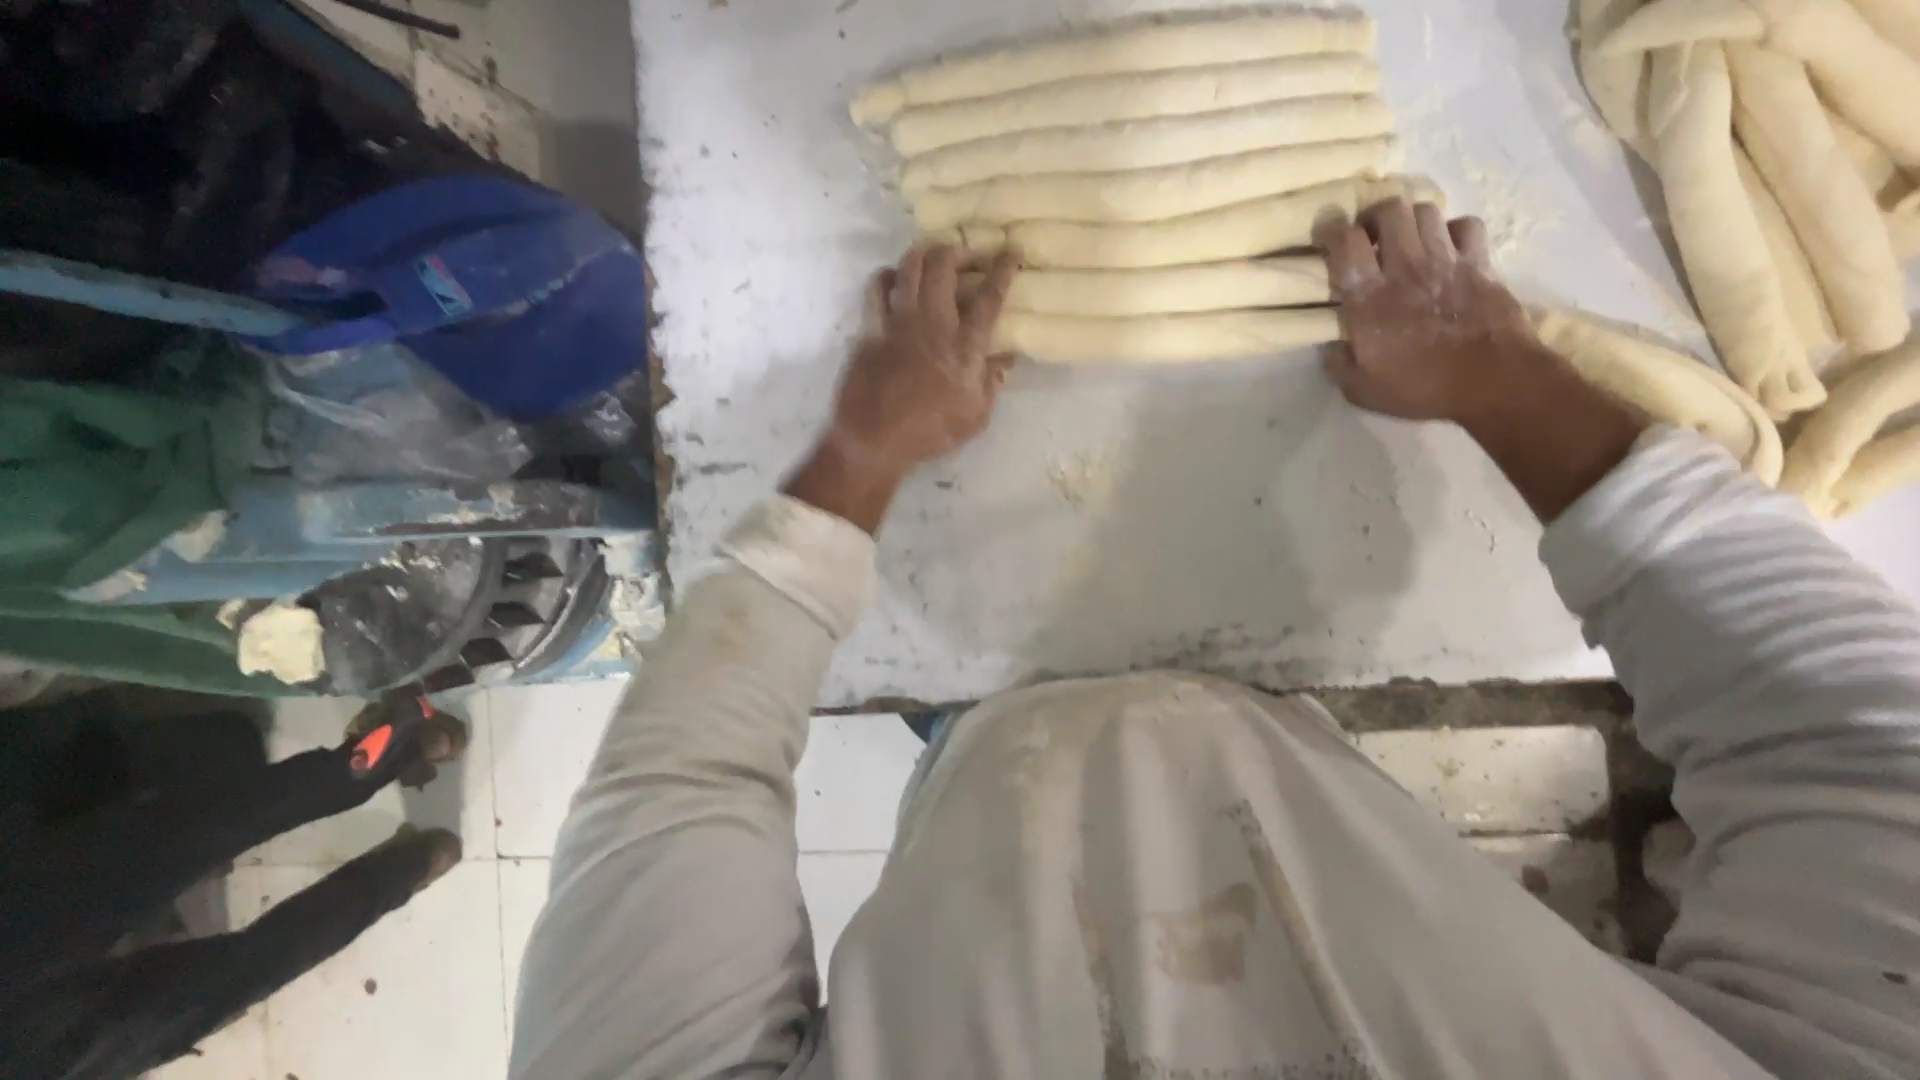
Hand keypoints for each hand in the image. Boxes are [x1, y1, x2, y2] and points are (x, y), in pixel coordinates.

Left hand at [828, 245, 1018, 470]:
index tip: (1011, 252)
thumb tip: (1004, 360)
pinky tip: (893, 281)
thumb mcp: (974, 417)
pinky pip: (877, 288)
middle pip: (943, 267)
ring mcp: (898, 322)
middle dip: (957, 251)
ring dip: (923, 255)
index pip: (989, 297)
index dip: (1003, 269)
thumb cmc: (929, 433)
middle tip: (965, 255)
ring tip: (931, 260)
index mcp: (964, 347)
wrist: (873, 439)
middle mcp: (932, 324)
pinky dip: (887, 277)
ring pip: (909, 268)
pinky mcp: (871, 328)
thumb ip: (991, 384)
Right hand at [1316, 199, 1553, 425]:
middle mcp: (1406, 267)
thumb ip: (1338, 364)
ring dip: (1411, 221)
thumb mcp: (1361, 389)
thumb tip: (1333, 347)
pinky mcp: (1480, 262)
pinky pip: (1466, 225)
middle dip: (1374, 217)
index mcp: (1369, 297)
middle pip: (1389, 210)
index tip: (1326, 238)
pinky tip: (1447, 248)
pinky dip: (1453, 230)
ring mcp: (1446, 260)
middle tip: (1370, 237)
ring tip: (1407, 240)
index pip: (1346, 241)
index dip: (1331, 230)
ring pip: (1425, 211)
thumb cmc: (1420, 387)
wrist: (1492, 381)